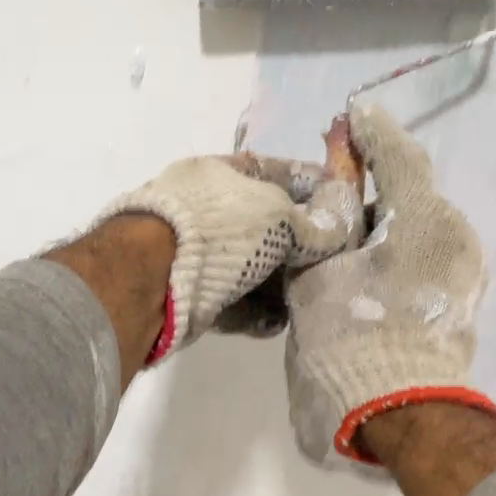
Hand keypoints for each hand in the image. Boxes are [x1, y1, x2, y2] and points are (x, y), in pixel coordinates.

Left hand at [99, 154, 362, 360]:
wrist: (149, 279)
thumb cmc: (218, 229)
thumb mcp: (279, 215)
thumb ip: (314, 223)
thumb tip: (338, 229)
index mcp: (220, 174)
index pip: (277, 173)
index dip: (314, 188)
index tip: (345, 209)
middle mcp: (203, 210)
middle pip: (263, 228)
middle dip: (299, 249)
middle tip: (331, 266)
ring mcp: (190, 253)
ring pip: (247, 269)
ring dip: (279, 286)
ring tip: (309, 300)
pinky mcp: (185, 294)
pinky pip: (229, 302)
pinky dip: (254, 313)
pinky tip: (275, 322)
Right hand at [284, 105, 495, 465]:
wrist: (397, 412)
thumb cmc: (349, 336)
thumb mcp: (318, 273)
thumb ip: (326, 222)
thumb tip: (334, 183)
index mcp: (423, 219)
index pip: (399, 157)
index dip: (372, 134)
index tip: (352, 114)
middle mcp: (456, 235)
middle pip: (409, 196)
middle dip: (370, 192)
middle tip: (328, 197)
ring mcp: (465, 270)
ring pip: (416, 229)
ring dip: (380, 228)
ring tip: (337, 246)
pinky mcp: (462, 299)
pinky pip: (423, 257)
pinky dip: (392, 253)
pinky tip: (360, 273)